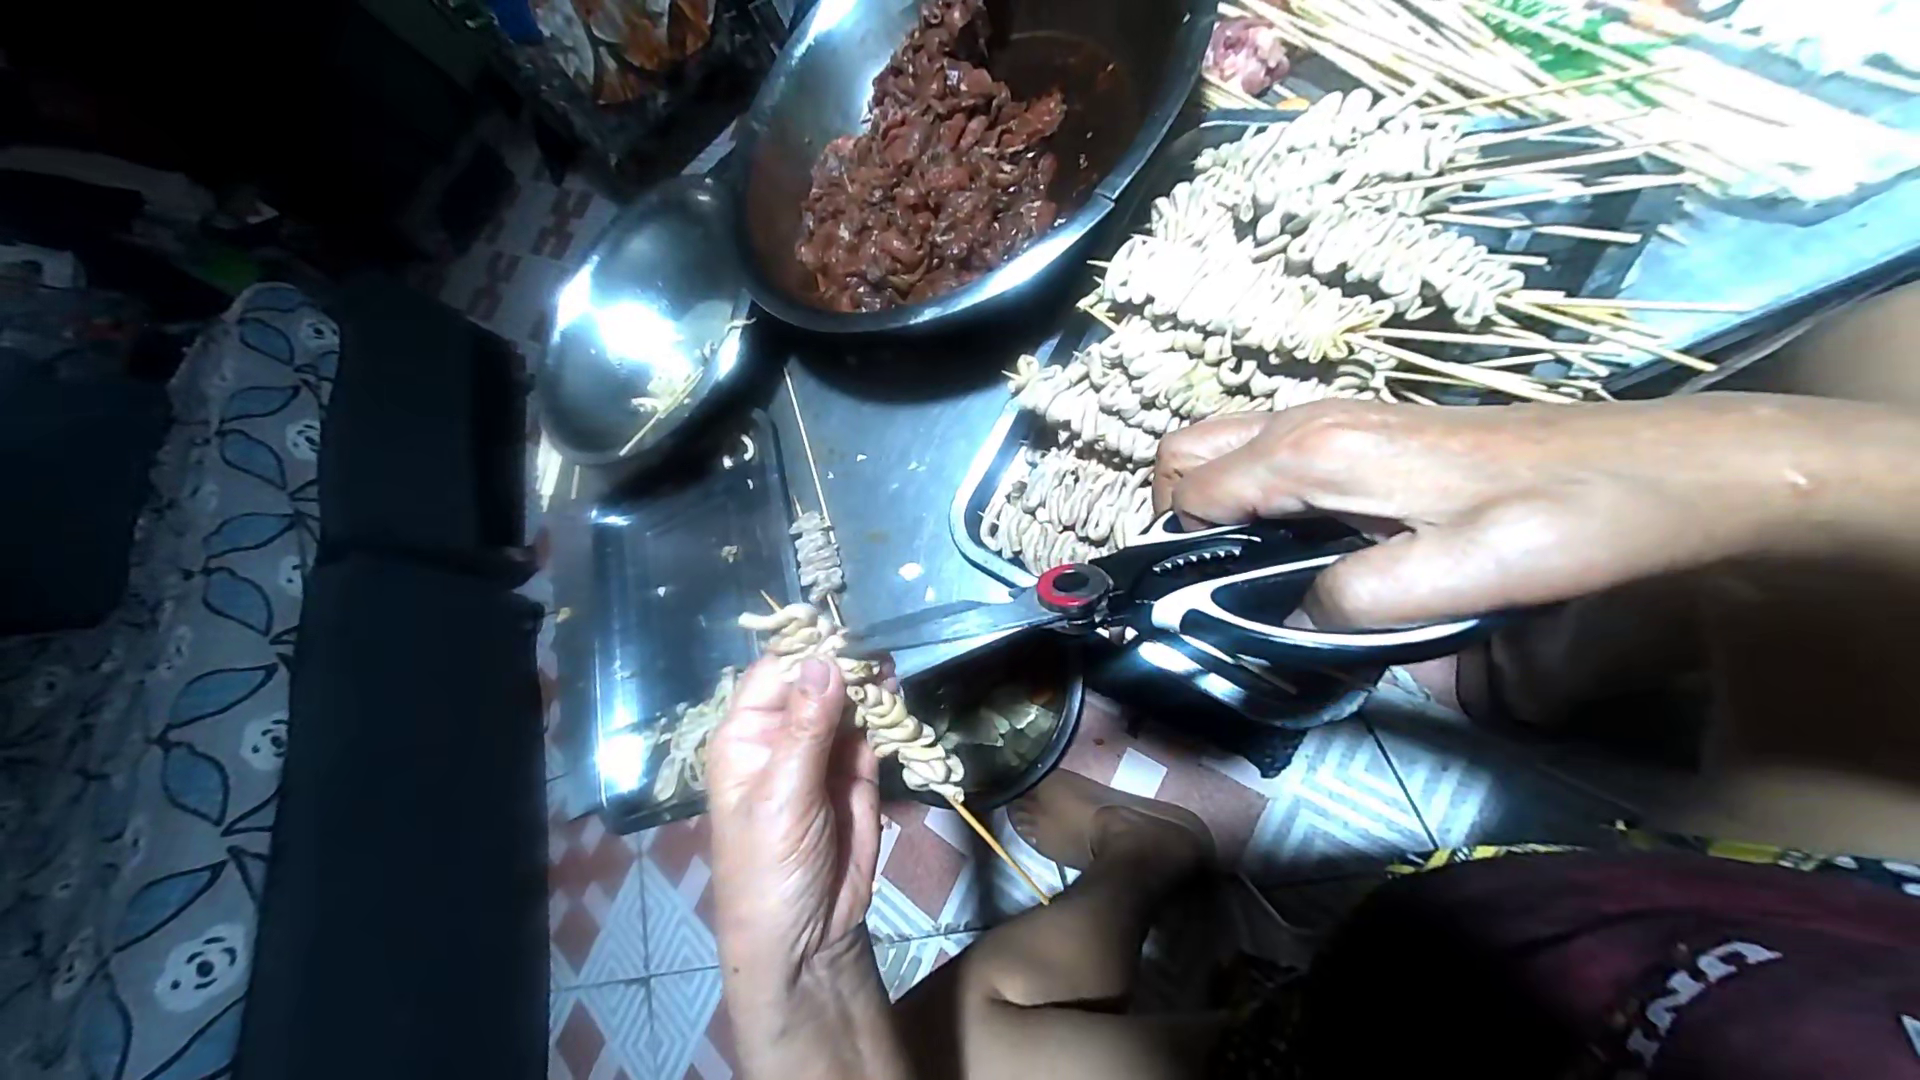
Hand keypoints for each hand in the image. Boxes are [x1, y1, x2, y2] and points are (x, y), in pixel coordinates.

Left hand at [707, 657, 909, 1079]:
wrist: (809, 934)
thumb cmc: (769, 867)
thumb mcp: (782, 798)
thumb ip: (807, 730)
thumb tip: (825, 663)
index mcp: (747, 735)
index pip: (774, 674)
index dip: (806, 650)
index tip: (841, 630)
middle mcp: (784, 733)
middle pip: (816, 680)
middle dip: (844, 662)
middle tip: (875, 647)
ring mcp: (822, 748)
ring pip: (847, 699)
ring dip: (869, 683)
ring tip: (890, 666)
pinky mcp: (856, 766)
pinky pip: (872, 728)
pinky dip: (886, 711)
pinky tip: (897, 694)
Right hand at [1154, 394, 1919, 627]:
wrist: (1662, 469)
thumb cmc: (1565, 519)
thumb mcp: (1470, 577)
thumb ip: (1363, 601)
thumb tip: (1290, 617)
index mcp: (1313, 453)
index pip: (1191, 495)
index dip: (1180, 550)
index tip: (1202, 598)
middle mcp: (1302, 422)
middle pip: (1181, 453)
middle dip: (1171, 513)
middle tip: (1209, 571)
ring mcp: (1323, 417)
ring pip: (1212, 446)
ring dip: (1201, 499)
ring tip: (1238, 556)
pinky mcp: (1348, 427)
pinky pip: (1251, 450)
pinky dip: (1236, 488)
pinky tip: (1284, 533)